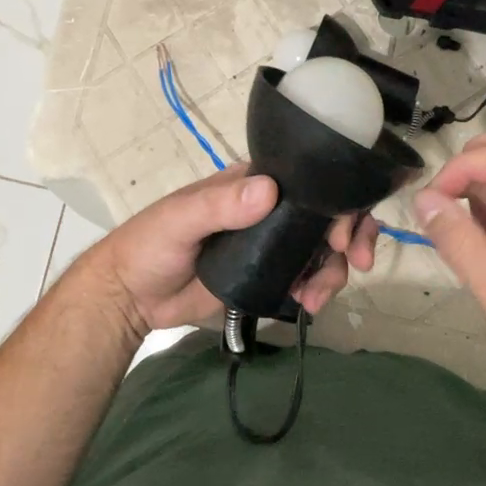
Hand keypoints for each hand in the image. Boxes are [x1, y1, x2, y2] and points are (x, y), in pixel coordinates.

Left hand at [76, 166, 379, 337]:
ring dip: (333, 271)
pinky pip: (305, 278)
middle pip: (326, 215)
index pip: (308, 180)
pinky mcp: (267, 276)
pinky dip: (316, 289)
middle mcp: (269, 209)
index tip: (341, 233)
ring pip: (322, 250)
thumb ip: (221, 205)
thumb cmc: (150, 245)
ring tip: (316, 298)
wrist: (132, 297)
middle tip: (353, 263)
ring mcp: (271, 244)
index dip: (337, 201)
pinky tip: (307, 305)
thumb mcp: (180, 219)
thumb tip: (269, 190)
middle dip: (350, 236)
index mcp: (250, 183)